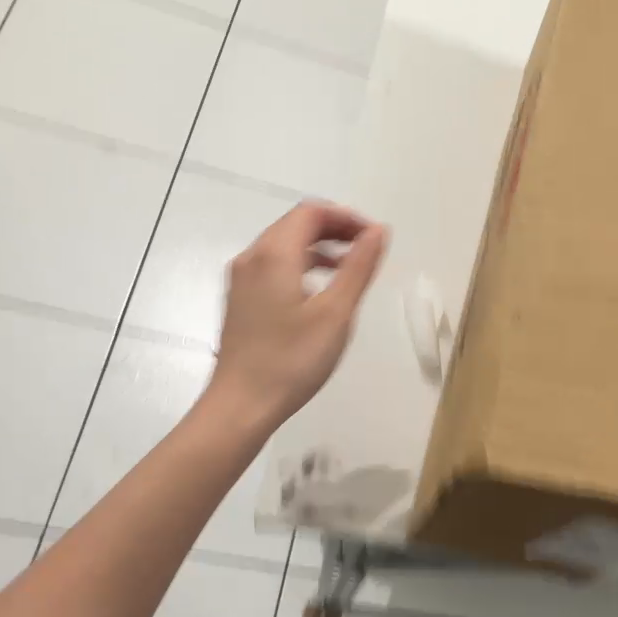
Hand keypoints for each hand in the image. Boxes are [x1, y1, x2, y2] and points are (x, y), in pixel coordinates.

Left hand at [207, 202, 387, 423]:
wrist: (242, 404)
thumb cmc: (293, 360)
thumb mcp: (336, 313)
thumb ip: (358, 268)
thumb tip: (377, 231)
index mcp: (274, 254)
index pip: (311, 212)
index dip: (346, 217)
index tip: (374, 238)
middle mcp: (251, 258)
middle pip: (295, 225)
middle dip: (334, 229)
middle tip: (366, 250)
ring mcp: (241, 280)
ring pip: (282, 246)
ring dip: (318, 248)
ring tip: (349, 270)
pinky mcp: (240, 301)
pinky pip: (272, 267)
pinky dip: (301, 266)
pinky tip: (319, 293)